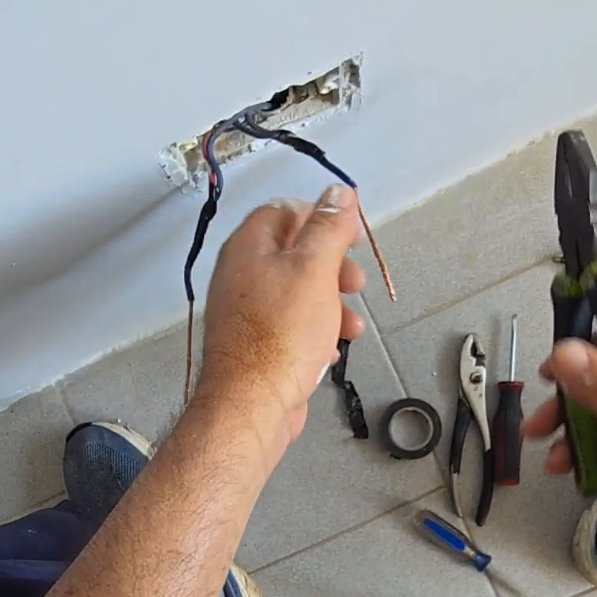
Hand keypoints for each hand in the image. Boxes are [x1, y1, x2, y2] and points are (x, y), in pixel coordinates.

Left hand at [195, 184, 366, 449]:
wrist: (253, 403)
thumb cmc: (282, 335)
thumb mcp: (314, 269)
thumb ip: (327, 228)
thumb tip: (338, 193)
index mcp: (248, 248)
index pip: (283, 211)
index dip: (319, 216)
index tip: (350, 233)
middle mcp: (241, 277)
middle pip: (293, 254)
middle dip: (332, 266)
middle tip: (355, 281)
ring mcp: (246, 314)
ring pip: (297, 295)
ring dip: (331, 304)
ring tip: (352, 325)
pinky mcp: (256, 347)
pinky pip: (291, 328)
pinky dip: (315, 333)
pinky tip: (331, 349)